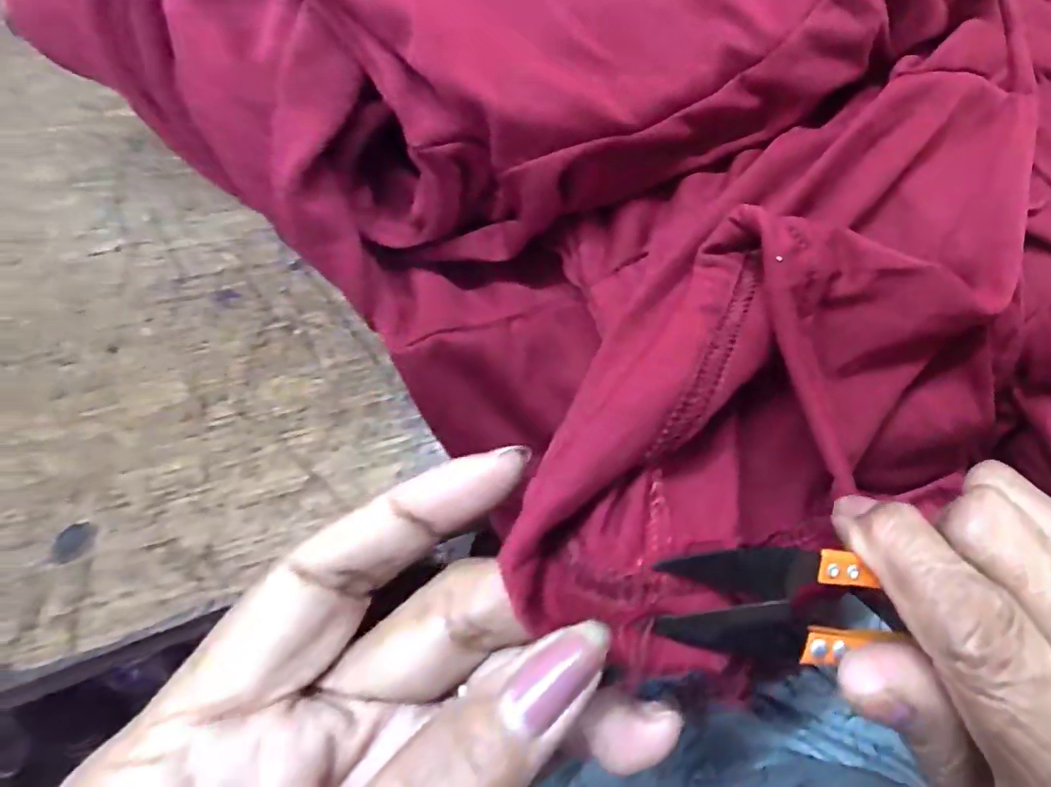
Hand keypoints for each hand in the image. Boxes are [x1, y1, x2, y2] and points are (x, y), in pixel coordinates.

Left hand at [66, 449, 682, 786]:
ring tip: (658, 692)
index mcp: (217, 737)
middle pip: (449, 623)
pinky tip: (644, 735)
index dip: (417, 510)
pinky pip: (535, 742)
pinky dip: (591, 733)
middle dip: (546, 609)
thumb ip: (446, 774)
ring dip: (590, 680)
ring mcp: (397, 768)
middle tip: (631, 607)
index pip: (323, 581)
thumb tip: (578, 656)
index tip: (514, 468)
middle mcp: (316, 732)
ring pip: (512, 683)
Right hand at [828, 461, 1050, 786]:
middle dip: (931, 531)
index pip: (982, 630)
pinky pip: (1042, 496)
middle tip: (913, 568)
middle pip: (995, 530)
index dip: (907, 559)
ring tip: (964, 567)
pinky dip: (1006, 517)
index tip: (849, 518)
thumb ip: (925, 722)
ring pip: (1013, 494)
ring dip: (966, 517)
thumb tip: (854, 658)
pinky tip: (1011, 565)